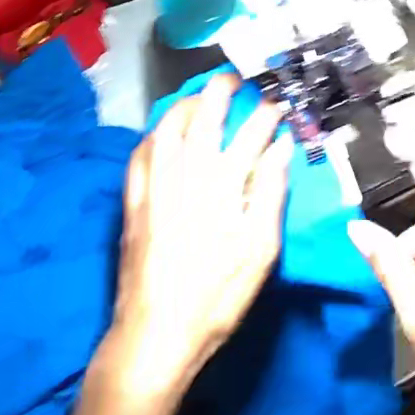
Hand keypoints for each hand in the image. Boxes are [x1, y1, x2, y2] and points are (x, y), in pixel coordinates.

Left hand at [105, 74, 290, 398]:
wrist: (156, 335)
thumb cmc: (220, 293)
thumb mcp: (261, 247)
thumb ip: (270, 191)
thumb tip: (282, 146)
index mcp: (223, 185)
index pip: (251, 133)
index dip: (268, 113)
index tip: (280, 103)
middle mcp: (186, 175)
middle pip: (202, 118)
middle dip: (220, 92)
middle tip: (234, 79)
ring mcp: (154, 187)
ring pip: (165, 129)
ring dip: (183, 106)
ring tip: (199, 97)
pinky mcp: (133, 204)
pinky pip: (139, 156)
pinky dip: (153, 135)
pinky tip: (161, 134)